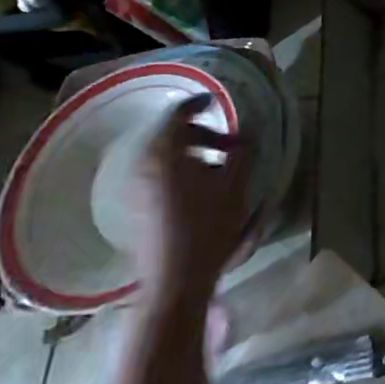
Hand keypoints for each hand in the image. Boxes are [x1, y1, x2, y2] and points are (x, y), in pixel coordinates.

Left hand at [129, 94, 249, 303]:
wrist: (174, 282)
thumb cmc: (207, 229)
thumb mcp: (235, 187)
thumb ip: (242, 153)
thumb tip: (247, 132)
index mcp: (166, 152)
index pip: (178, 113)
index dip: (199, 103)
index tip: (217, 101)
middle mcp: (144, 163)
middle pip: (172, 135)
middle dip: (203, 135)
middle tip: (230, 147)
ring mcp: (137, 186)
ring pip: (166, 157)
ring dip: (193, 155)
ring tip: (220, 172)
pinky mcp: (136, 206)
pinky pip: (159, 175)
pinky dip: (180, 171)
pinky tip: (202, 192)